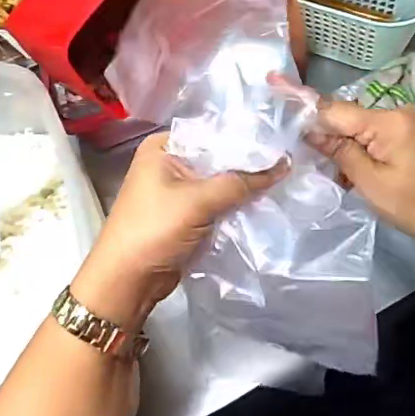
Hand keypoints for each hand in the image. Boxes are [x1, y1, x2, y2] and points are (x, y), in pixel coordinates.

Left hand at [73, 133, 284, 327]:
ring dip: (245, 184)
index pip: (213, 132)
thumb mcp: (199, 201)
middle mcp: (170, 161)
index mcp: (163, 146)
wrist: (126, 283)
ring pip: (221, 180)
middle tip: (288, 159)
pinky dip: (237, 202)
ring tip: (284, 177)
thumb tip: (285, 164)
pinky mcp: (187, 212)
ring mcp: (178, 188)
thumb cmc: (154, 230)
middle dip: (248, 162)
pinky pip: (219, 200)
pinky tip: (264, 199)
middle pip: (219, 156)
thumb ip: (241, 182)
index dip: (246, 137)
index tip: (280, 140)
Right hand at [307, 98, 414, 254]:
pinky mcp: (414, 134)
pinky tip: (355, 174)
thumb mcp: (375, 186)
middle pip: (347, 117)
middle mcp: (397, 112)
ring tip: (333, 175)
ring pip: (361, 129)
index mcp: (388, 120)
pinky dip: (363, 152)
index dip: (303, 109)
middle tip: (303, 160)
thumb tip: (311, 132)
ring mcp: (408, 122)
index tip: (272, 94)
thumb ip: (342, 154)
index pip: (334, 109)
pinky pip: (377, 136)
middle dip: (326, 137)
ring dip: (345, 149)